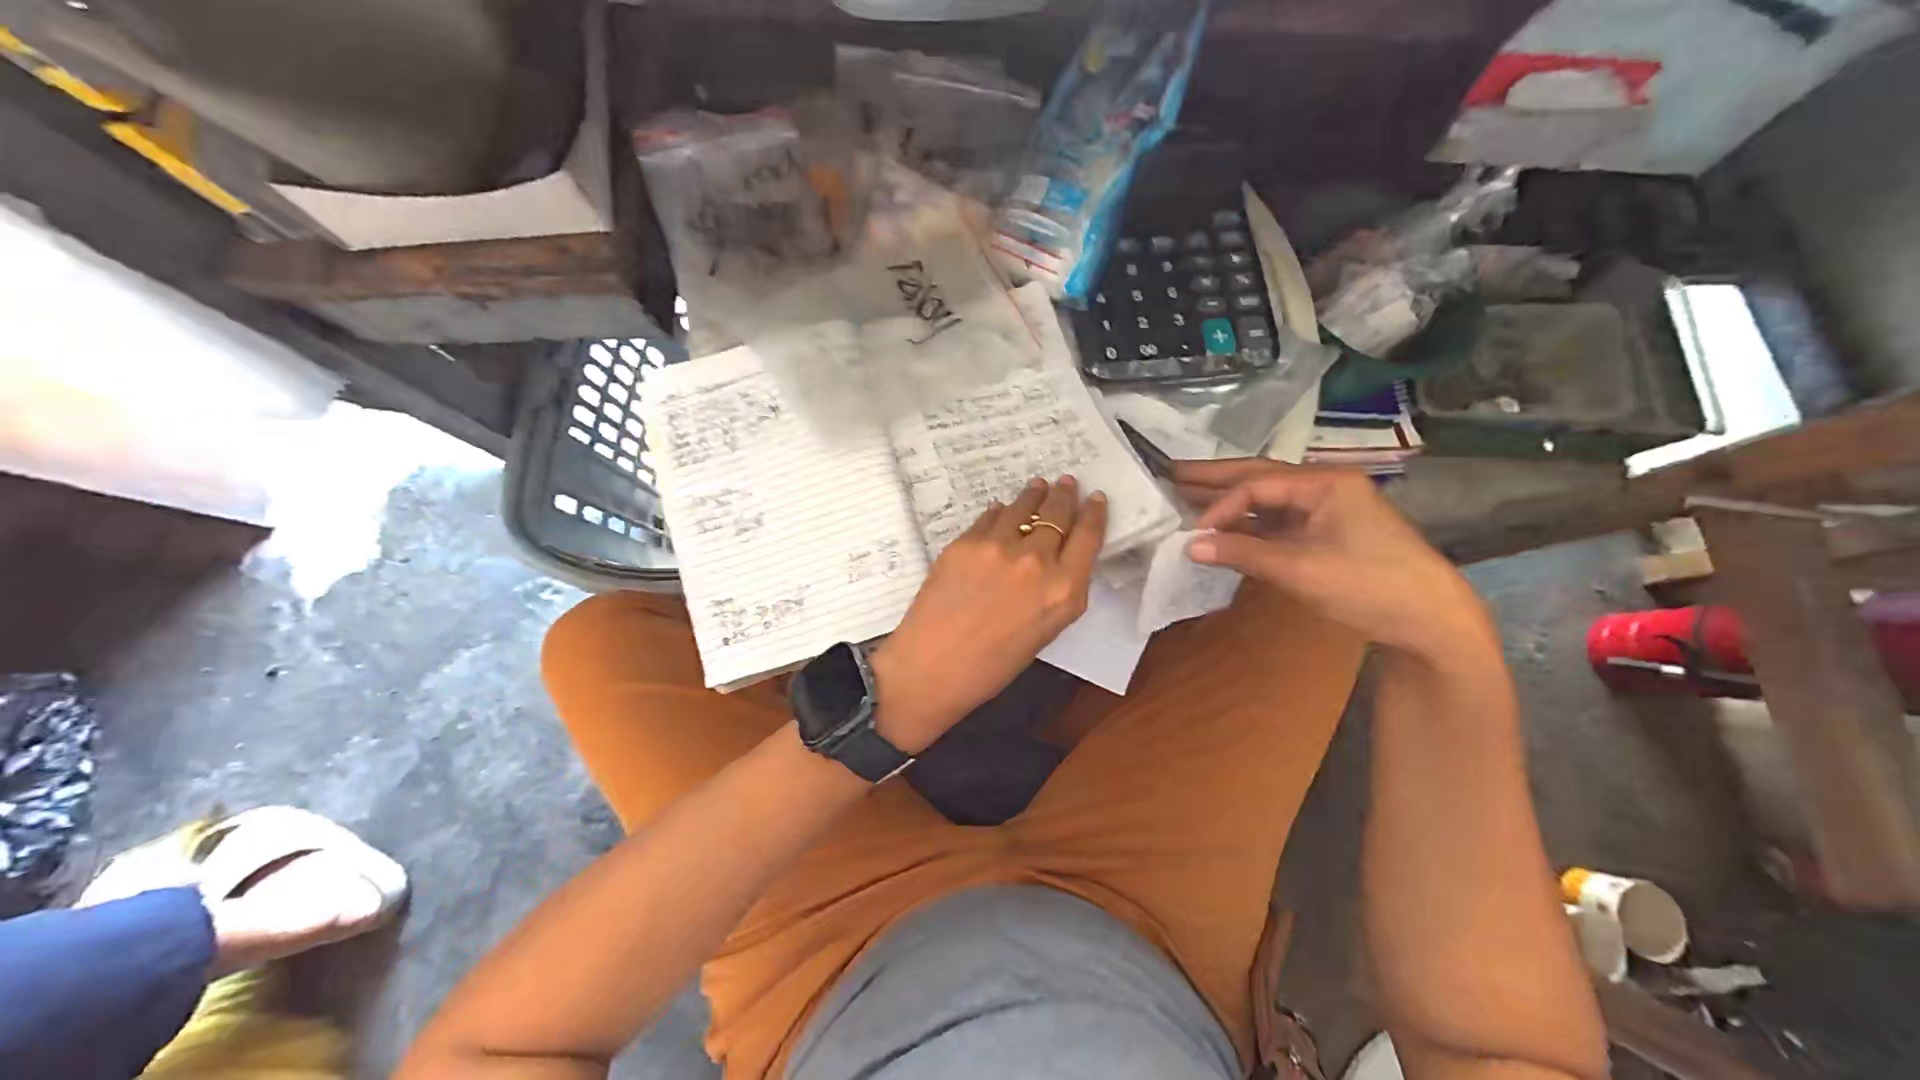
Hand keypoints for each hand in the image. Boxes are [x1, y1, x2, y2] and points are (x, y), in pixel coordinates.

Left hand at [868, 476, 1106, 753]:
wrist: (932, 667)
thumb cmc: (993, 665)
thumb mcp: (1045, 631)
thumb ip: (1058, 593)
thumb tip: (1057, 561)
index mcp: (1064, 590)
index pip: (1087, 537)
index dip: (1093, 513)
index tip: (1095, 498)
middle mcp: (1036, 561)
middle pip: (1057, 515)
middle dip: (1064, 495)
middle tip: (1067, 482)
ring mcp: (998, 547)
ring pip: (1022, 508)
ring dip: (1033, 495)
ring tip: (1038, 485)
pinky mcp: (965, 543)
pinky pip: (989, 518)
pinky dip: (1000, 512)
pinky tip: (1001, 509)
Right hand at [1172, 459, 1492, 662]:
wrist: (1431, 620)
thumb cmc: (1369, 585)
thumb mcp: (1300, 569)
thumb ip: (1243, 553)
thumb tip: (1190, 545)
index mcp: (1324, 483)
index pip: (1257, 484)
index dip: (1220, 505)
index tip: (1193, 531)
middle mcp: (1324, 487)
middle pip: (1259, 477)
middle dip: (1214, 478)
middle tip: (1170, 472)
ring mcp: (1326, 510)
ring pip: (1267, 499)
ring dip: (1229, 501)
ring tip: (1185, 495)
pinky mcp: (1326, 534)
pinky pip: (1277, 522)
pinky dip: (1248, 525)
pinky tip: (1222, 529)